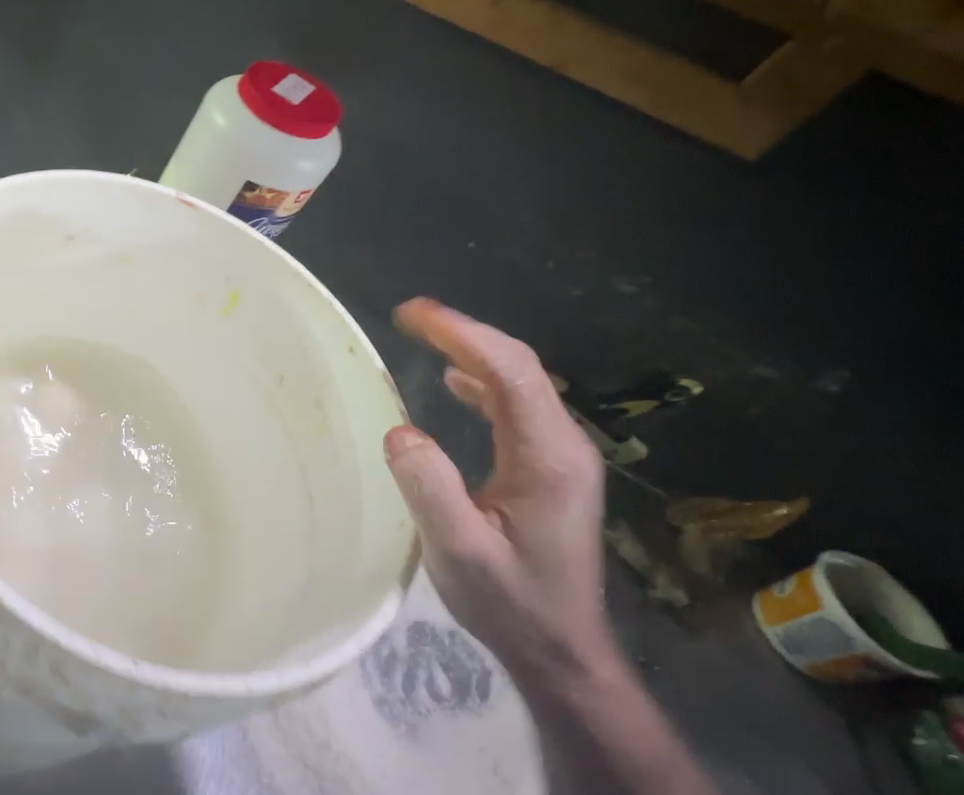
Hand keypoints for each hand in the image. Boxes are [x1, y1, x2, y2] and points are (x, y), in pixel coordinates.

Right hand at [383, 299, 616, 680]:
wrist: (562, 649)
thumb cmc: (511, 603)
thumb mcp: (460, 553)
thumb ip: (430, 489)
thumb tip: (400, 431)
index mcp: (547, 458)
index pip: (508, 372)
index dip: (460, 335)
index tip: (409, 315)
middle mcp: (563, 446)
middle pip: (519, 366)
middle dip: (464, 332)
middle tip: (408, 315)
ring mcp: (560, 456)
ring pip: (519, 381)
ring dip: (472, 351)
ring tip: (423, 334)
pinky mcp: (549, 468)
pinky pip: (516, 404)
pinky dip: (481, 380)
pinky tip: (454, 383)